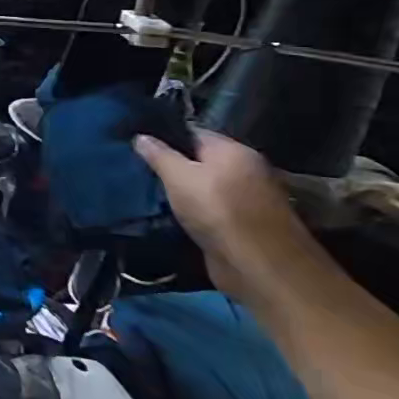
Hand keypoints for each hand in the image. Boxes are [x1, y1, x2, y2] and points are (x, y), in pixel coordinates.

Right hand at [133, 129, 298, 277]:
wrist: (257, 265)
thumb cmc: (216, 210)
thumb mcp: (179, 178)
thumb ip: (159, 156)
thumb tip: (141, 136)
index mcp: (233, 149)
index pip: (194, 134)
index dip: (167, 138)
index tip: (142, 148)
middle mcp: (244, 169)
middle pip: (201, 162)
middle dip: (175, 168)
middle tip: (143, 173)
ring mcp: (246, 200)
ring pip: (206, 190)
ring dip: (184, 195)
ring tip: (153, 197)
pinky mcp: (243, 227)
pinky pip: (211, 213)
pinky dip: (195, 215)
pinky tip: (174, 220)